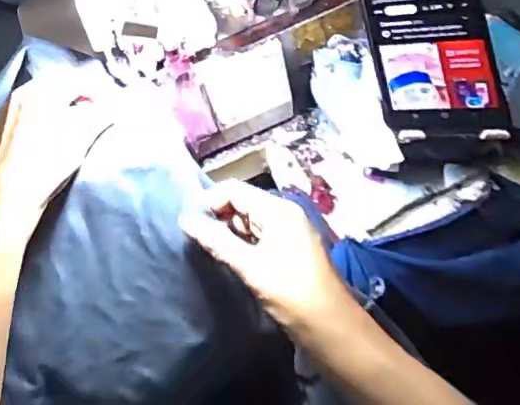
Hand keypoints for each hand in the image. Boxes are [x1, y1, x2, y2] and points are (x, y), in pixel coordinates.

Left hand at [0, 72, 114, 229]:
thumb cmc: (48, 164)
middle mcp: (25, 89)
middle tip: (93, 109)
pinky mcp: (0, 120)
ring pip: (41, 92)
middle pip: (59, 82)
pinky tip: (48, 126)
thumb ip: (98, 115)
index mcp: (46, 89)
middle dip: (78, 93)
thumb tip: (108, 107)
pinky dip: (41, 109)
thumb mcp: (81, 138)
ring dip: (59, 100)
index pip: (80, 81)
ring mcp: (9, 104)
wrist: (7, 196)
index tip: (109, 106)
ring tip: (72, 118)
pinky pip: (27, 104)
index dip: (98, 92)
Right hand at [179, 181, 353, 330]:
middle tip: (199, 239)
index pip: (235, 190)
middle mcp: (285, 212)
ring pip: (251, 219)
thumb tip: (186, 220)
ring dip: (231, 230)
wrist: (333, 330)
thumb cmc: (291, 293)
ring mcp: (291, 230)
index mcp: (277, 209)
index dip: (210, 201)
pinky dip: (245, 241)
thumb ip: (217, 241)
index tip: (190, 223)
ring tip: (212, 249)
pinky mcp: (292, 248)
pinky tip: (234, 258)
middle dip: (219, 216)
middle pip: (243, 202)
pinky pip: (262, 234)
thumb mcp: (250, 267)